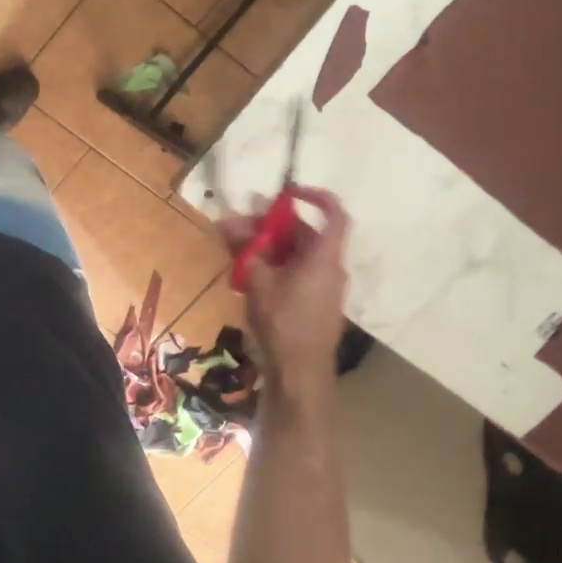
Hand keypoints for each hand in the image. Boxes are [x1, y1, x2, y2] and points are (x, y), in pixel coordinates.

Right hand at [217, 185, 349, 378]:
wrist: (300, 370)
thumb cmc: (283, 322)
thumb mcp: (257, 281)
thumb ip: (245, 249)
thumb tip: (227, 222)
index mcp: (324, 258)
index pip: (334, 216)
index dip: (315, 198)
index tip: (286, 192)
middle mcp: (331, 268)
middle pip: (307, 233)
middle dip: (273, 225)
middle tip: (239, 226)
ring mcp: (325, 286)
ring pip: (299, 253)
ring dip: (270, 245)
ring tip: (237, 250)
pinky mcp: (315, 302)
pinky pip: (297, 270)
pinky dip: (276, 263)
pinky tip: (249, 273)